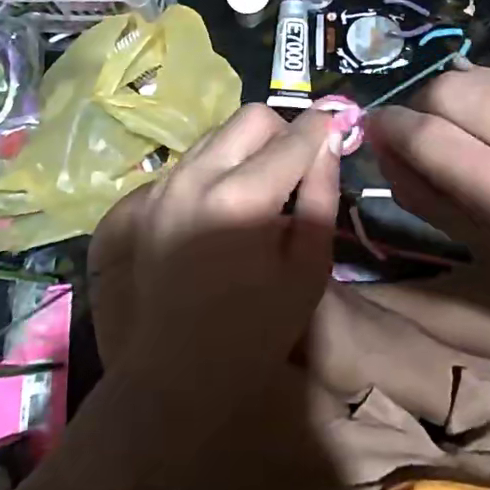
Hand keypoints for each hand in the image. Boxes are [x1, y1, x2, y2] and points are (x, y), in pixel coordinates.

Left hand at [114, 105, 339, 387]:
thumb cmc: (254, 332)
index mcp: (242, 199)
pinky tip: (229, 201)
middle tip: (298, 167)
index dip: (324, 126)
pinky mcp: (149, 196)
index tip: (340, 125)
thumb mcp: (307, 269)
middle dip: (283, 131)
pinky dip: (222, 161)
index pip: (294, 136)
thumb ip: (321, 195)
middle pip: (252, 116)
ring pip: (220, 130)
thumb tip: (330, 139)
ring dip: (250, 144)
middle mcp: (198, 177)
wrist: (173, 373)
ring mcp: (166, 184)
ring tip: (263, 186)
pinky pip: (195, 154)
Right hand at [367, 69, 489, 320]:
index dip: (392, 127)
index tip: (374, 127)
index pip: (437, 141)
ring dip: (459, 100)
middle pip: (453, 89)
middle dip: (422, 106)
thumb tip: (382, 143)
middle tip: (422, 132)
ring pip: (481, 75)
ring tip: (474, 133)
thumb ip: (428, 195)